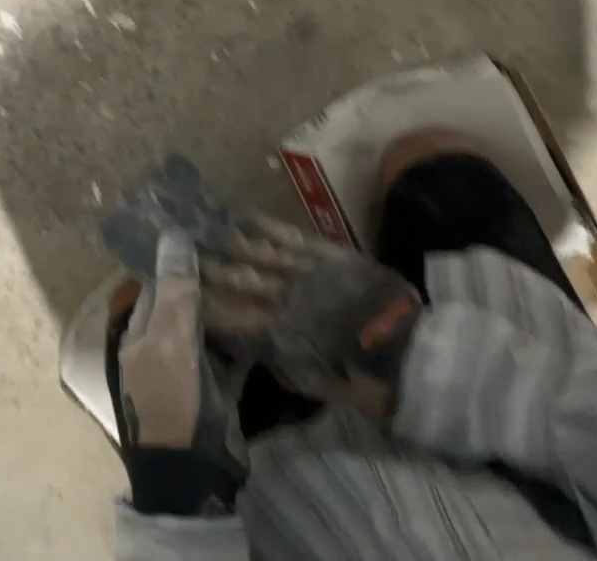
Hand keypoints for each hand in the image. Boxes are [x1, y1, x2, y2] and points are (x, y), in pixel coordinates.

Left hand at [110, 231, 247, 515]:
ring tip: (268, 273)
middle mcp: (160, 341)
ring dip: (236, 304)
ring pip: (211, 322)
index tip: (211, 229)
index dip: (182, 255)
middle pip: (188, 299)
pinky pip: (231, 349)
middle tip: (251, 248)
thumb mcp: (169, 341)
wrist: (193, 472)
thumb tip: (174, 235)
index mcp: (140, 328)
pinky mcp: (216, 384)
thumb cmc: (171, 401)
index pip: (159, 279)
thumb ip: (175, 291)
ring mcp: (189, 364)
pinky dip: (248, 334)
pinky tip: (272, 314)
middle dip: (215, 278)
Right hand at [204, 215, 423, 415]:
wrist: (414, 354)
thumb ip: (278, 360)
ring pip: (261, 252)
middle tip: (183, 253)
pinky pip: (291, 235)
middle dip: (209, 267)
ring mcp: (308, 270)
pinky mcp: (328, 254)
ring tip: (204, 230)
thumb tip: (249, 343)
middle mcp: (288, 296)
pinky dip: (266, 226)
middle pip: (239, 277)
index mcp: (281, 330)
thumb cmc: (362, 376)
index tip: (182, 293)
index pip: (231, 314)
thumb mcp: (313, 380)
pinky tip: (246, 217)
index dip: (205, 302)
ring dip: (230, 243)